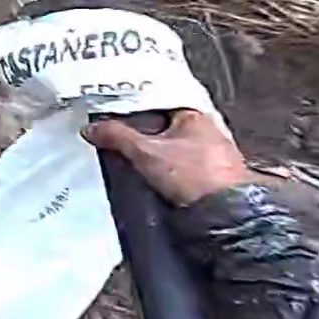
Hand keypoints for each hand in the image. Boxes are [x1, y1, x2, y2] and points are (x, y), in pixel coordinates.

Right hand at [83, 110, 248, 206]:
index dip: (134, 110)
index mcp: (195, 115)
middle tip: (118, 136)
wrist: (225, 214)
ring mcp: (213, 155)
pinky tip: (155, 176)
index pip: (157, 104)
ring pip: (175, 147)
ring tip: (132, 157)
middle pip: (165, 126)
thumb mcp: (145, 152)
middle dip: (144, 132)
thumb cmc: (194, 176)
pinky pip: (183, 166)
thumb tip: (93, 128)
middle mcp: (209, 131)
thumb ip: (116, 136)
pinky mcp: (214, 178)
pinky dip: (168, 169)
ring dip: (156, 153)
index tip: (115, 116)